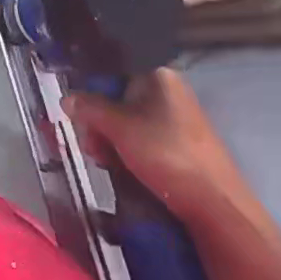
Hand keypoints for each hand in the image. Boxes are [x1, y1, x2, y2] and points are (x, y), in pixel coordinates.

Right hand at [64, 68, 249, 223]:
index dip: (93, 99)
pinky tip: (126, 173)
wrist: (214, 202)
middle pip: (121, 102)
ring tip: (108, 166)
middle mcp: (171, 92)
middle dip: (101, 127)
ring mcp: (179, 120)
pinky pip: (147, 143)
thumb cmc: (165, 154)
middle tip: (94, 151)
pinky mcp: (183, 146)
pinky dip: (132, 155)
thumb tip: (67, 98)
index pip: (114, 76)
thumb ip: (91, 109)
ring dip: (113, 144)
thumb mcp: (121, 129)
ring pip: (132, 126)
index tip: (81, 124)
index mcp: (160, 77)